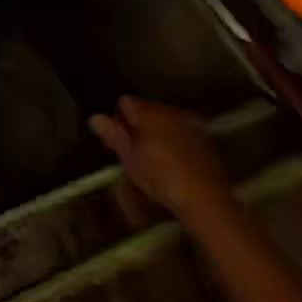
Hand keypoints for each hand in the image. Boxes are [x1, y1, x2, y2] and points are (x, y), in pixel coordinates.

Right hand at [89, 96, 230, 216]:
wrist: (206, 198)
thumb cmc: (160, 177)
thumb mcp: (130, 160)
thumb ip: (113, 135)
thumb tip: (95, 117)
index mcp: (147, 112)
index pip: (124, 102)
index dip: (118, 120)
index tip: (116, 142)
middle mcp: (167, 110)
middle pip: (145, 110)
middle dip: (137, 126)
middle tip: (133, 154)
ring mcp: (188, 122)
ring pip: (163, 121)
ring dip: (156, 133)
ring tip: (153, 160)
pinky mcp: (204, 137)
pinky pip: (180, 131)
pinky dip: (173, 141)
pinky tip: (173, 162)